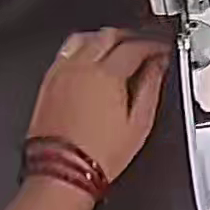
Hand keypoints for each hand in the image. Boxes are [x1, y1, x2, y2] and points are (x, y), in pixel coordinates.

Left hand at [27, 29, 170, 182]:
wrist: (62, 174)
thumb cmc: (97, 155)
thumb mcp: (140, 122)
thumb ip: (151, 86)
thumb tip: (158, 67)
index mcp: (107, 75)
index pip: (135, 47)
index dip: (153, 45)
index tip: (161, 49)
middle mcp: (81, 68)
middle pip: (109, 35)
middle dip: (131, 36)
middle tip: (144, 45)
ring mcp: (62, 73)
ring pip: (84, 38)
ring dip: (105, 38)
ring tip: (118, 47)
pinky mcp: (48, 83)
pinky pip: (65, 52)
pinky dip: (82, 48)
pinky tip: (91, 59)